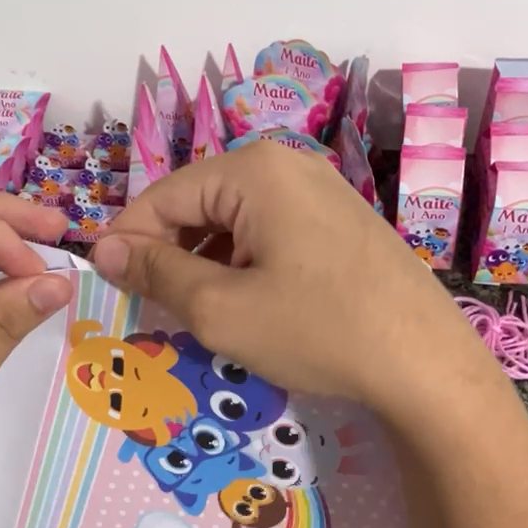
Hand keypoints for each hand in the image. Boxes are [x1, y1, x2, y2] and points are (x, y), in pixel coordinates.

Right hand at [90, 142, 495, 411]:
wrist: (425, 363)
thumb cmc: (317, 330)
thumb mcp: (221, 309)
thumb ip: (155, 273)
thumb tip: (103, 248)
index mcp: (254, 170)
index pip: (164, 196)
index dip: (128, 241)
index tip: (108, 287)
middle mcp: (290, 165)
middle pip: (203, 204)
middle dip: (173, 255)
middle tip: (159, 311)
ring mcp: (325, 192)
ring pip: (239, 222)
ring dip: (210, 265)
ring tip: (205, 317)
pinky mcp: (345, 223)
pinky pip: (276, 234)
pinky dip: (249, 267)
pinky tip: (253, 308)